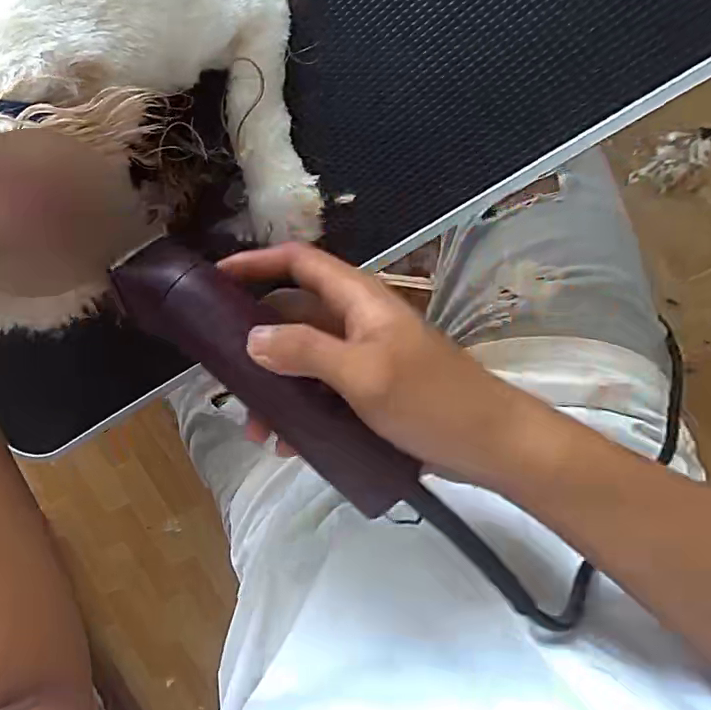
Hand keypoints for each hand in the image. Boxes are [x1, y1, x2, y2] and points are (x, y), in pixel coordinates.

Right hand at [220, 242, 532, 484]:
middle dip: (255, 340)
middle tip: (223, 368)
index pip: (298, 262)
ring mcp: (362, 354)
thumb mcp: (363, 375)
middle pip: (292, 313)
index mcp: (357, 299)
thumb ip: (306, 351)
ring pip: (302, 357)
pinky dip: (298, 408)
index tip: (216, 278)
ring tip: (255, 427)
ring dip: (274, 386)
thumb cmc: (432, 400)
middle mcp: (355, 319)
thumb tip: (251, 339)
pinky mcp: (367, 387)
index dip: (256, 262)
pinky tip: (287, 442)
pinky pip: (319, 388)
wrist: (494, 447)